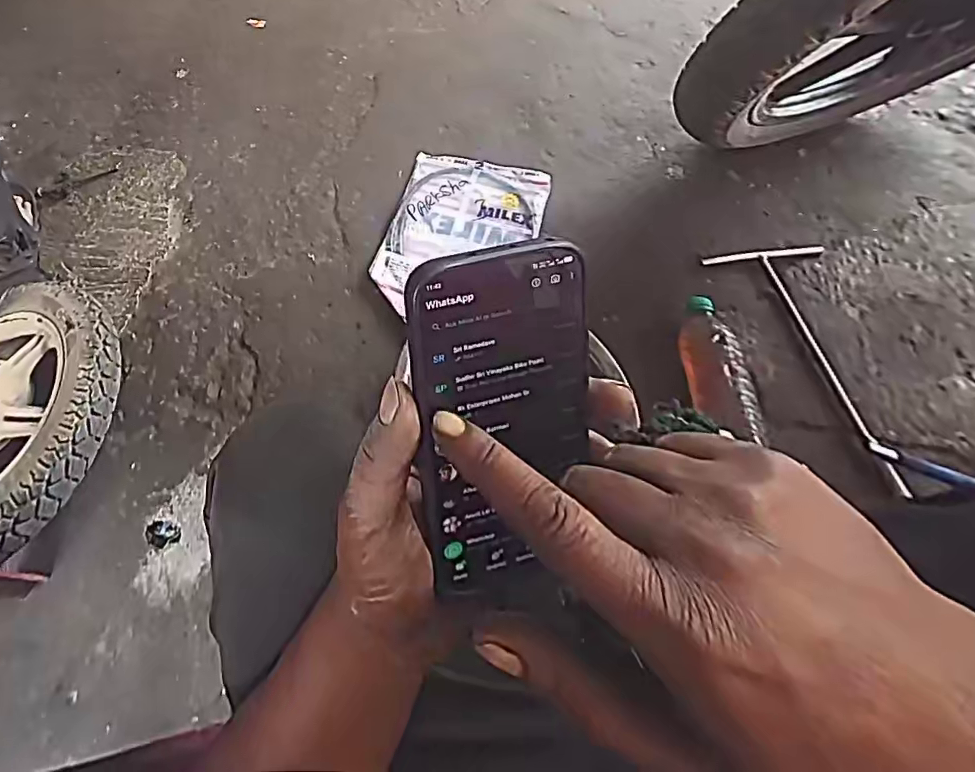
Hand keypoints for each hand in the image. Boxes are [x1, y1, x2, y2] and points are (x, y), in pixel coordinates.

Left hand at [329, 375, 642, 663]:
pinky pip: (549, 492)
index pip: (457, 380)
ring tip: (610, 423)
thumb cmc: (372, 570)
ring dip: (574, 429)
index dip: (489, 355)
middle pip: (512, 406)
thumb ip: (378, 457)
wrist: (397, 636)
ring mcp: (493, 485)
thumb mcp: (363, 509)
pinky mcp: (515, 519)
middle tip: (593, 391)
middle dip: (555, 390)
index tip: (525, 338)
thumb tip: (398, 394)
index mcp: (424, 438)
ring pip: (538, 444)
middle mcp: (463, 453)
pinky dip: (578, 482)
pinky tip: (605, 479)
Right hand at [436, 422, 974, 770]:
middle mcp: (704, 538)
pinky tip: (704, 519)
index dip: (494, 469)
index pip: (557, 521)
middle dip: (575, 504)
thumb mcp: (686, 747)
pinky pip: (681, 447)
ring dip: (624, 490)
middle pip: (590, 482)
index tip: (454, 428)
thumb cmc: (811, 745)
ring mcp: (743, 490)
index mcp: (676, 616)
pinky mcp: (772, 464)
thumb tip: (498, 636)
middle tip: (608, 551)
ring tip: (664, 540)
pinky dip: (670, 475)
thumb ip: (579, 686)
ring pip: (631, 460)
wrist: (958, 713)